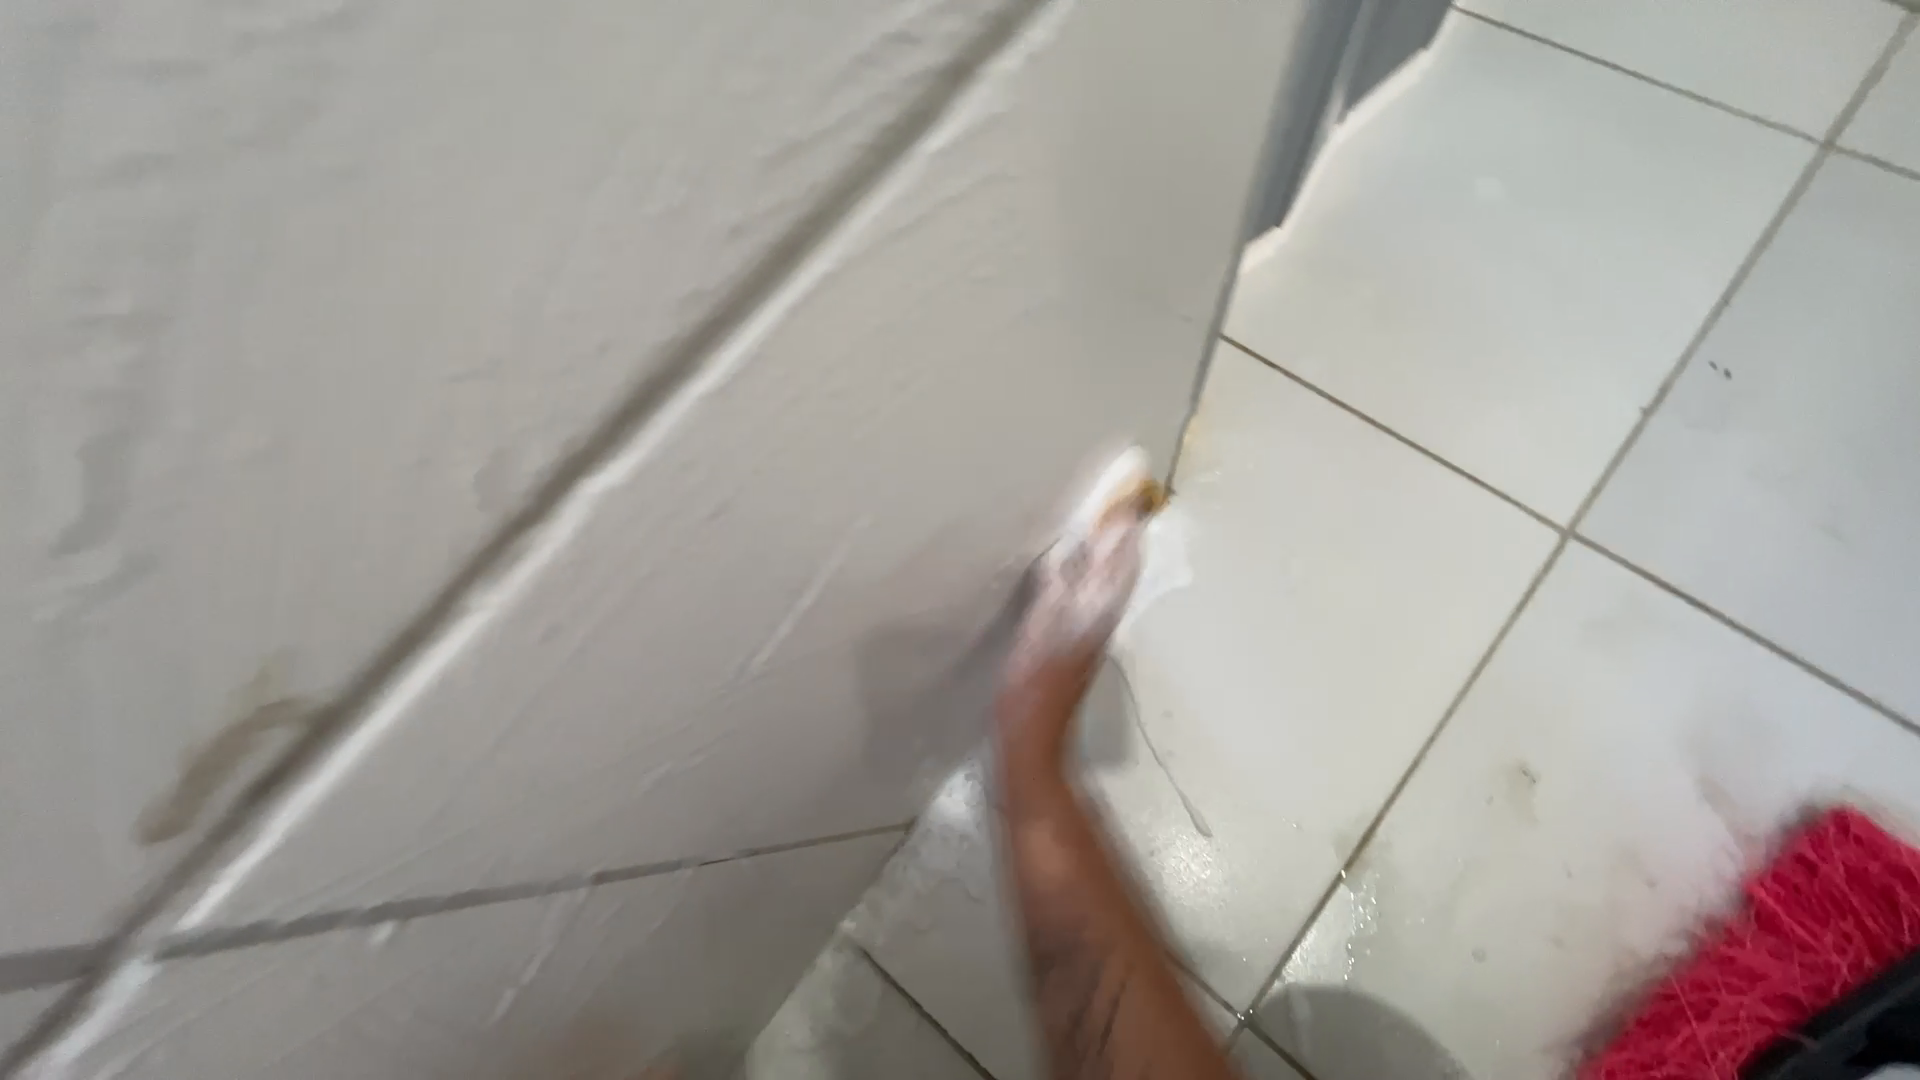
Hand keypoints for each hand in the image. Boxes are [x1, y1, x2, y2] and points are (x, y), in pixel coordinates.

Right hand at [996, 488, 1147, 775]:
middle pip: (1124, 562)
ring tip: (1112, 518)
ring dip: (1117, 546)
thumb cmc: (1031, 683)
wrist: (1034, 732)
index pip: (1119, 554)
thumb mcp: (1039, 630)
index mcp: (1095, 608)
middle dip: (1126, 528)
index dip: (1125, 521)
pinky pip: (1101, 590)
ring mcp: (1096, 627)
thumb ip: (1057, 589)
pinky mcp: (1084, 638)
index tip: (1130, 486)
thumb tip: (1073, 551)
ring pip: (1115, 576)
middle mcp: (1104, 614)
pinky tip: (1087, 564)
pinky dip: (1102, 568)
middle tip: (1126, 493)